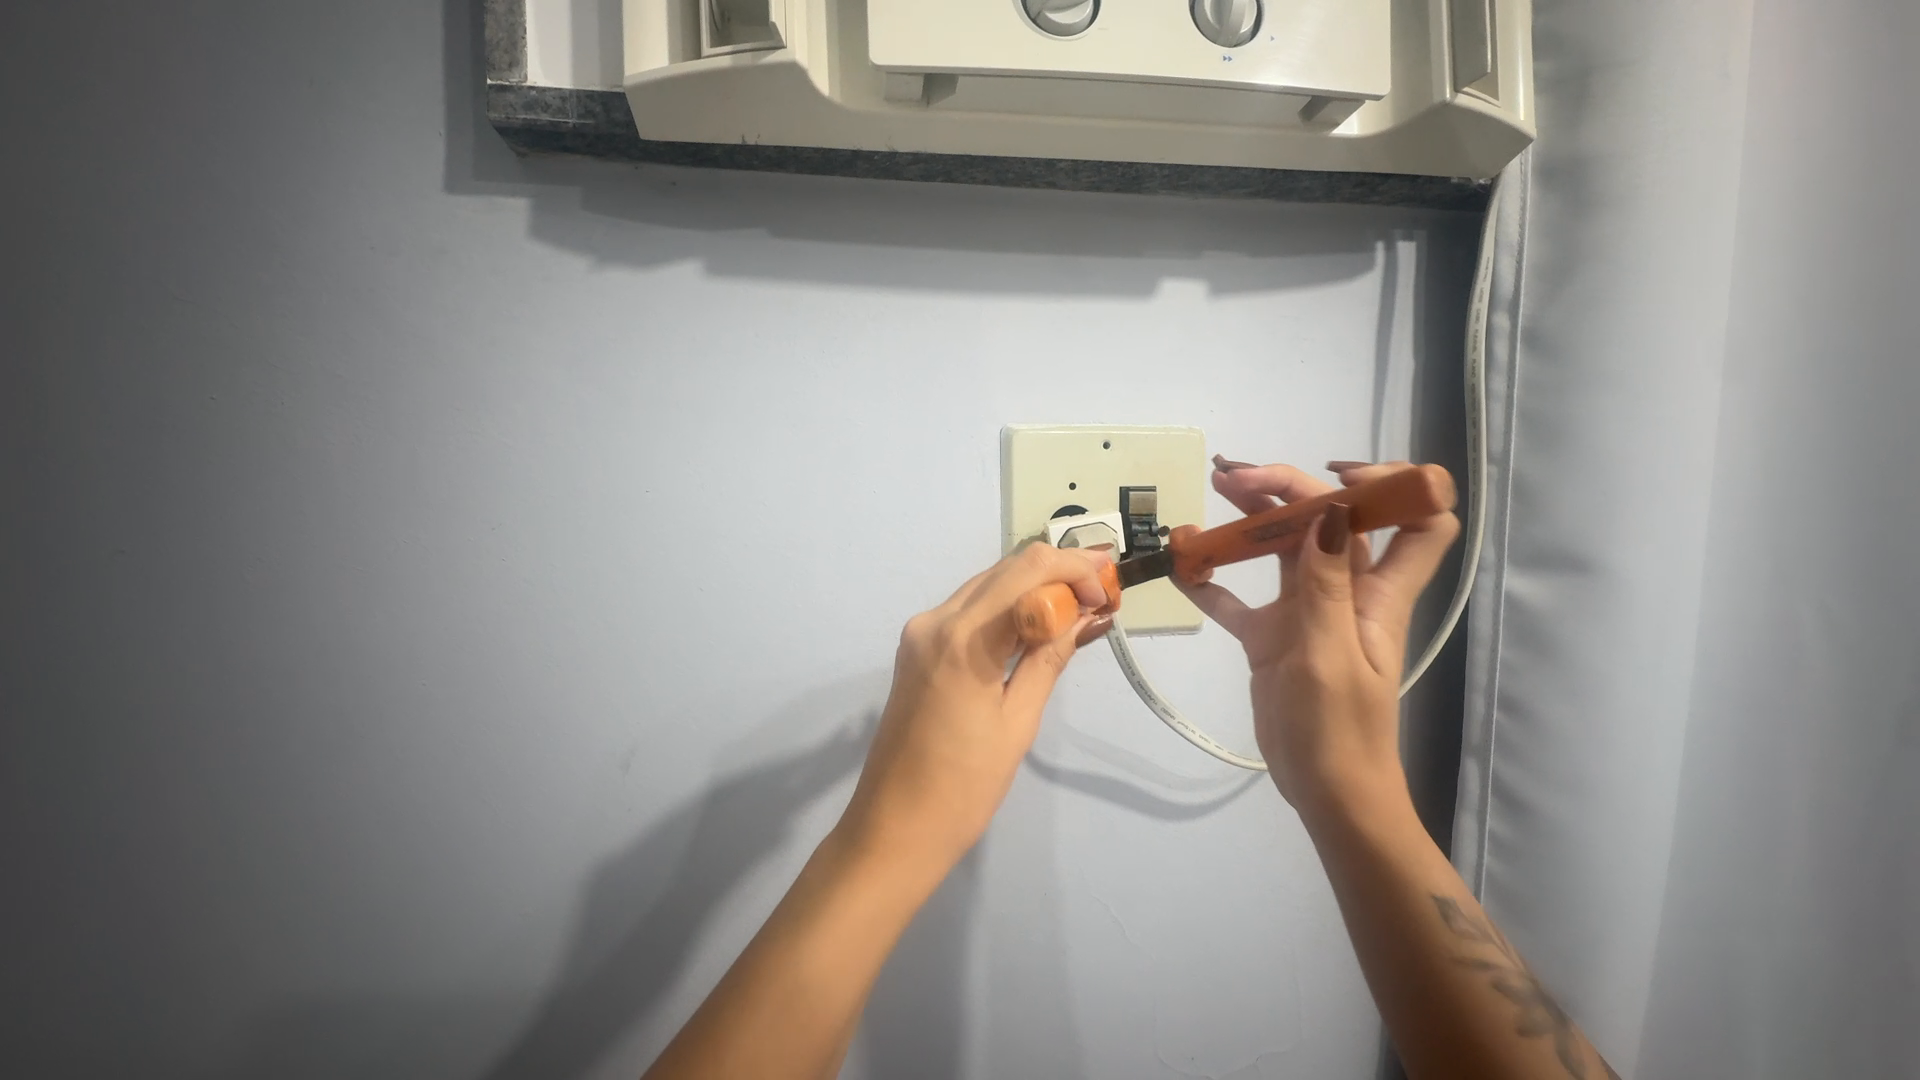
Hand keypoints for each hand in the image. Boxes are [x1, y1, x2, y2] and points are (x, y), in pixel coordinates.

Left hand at [838, 544, 1113, 872]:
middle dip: (1059, 573)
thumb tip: (1084, 612)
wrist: (894, 828)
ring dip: (1035, 588)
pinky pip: (970, 610)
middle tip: (1105, 593)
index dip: (1075, 569)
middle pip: (1006, 569)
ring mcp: (920, 631)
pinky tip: (1040, 623)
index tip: (1109, 591)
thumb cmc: (964, 787)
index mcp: (963, 638)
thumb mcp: (1018, 721)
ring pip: (988, 585)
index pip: (1028, 570)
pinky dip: (1008, 608)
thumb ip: (1048, 656)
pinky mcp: (916, 647)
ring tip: (1084, 606)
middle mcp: (935, 619)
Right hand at [1177, 460, 1459, 821]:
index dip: (1395, 486)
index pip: (1418, 520)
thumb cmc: (1338, 729)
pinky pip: (1240, 599)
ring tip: (1208, 503)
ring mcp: (1307, 612)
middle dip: (1287, 490)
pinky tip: (1182, 569)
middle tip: (1231, 480)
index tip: (1339, 477)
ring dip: (1247, 524)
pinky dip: (1213, 582)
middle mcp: (1346, 591)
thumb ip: (1324, 584)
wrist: (1325, 790)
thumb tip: (1327, 512)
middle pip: (1329, 521)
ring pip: (1282, 549)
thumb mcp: (1330, 655)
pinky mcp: (1273, 636)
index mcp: (1379, 591)